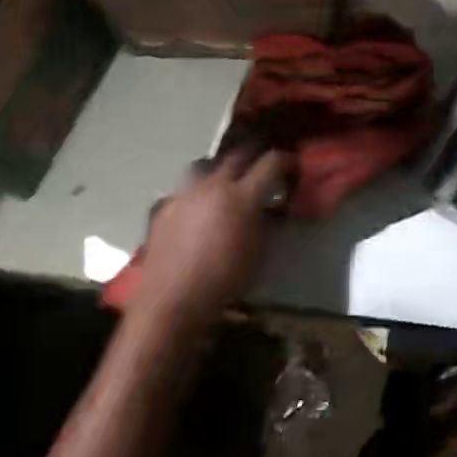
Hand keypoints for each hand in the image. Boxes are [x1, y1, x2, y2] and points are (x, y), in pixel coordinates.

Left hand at [136, 148, 290, 324]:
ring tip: (226, 182)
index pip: (270, 162)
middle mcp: (213, 185)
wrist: (171, 302)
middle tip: (263, 167)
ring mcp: (185, 193)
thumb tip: (274, 207)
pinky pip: (184, 189)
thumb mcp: (260, 253)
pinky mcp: (163, 206)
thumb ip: (268, 223)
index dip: (285, 160)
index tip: (292, 165)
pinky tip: (197, 209)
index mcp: (242, 196)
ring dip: (220, 168)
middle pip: (238, 155)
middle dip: (255, 156)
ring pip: (206, 164)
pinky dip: (196, 192)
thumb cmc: (224, 282)